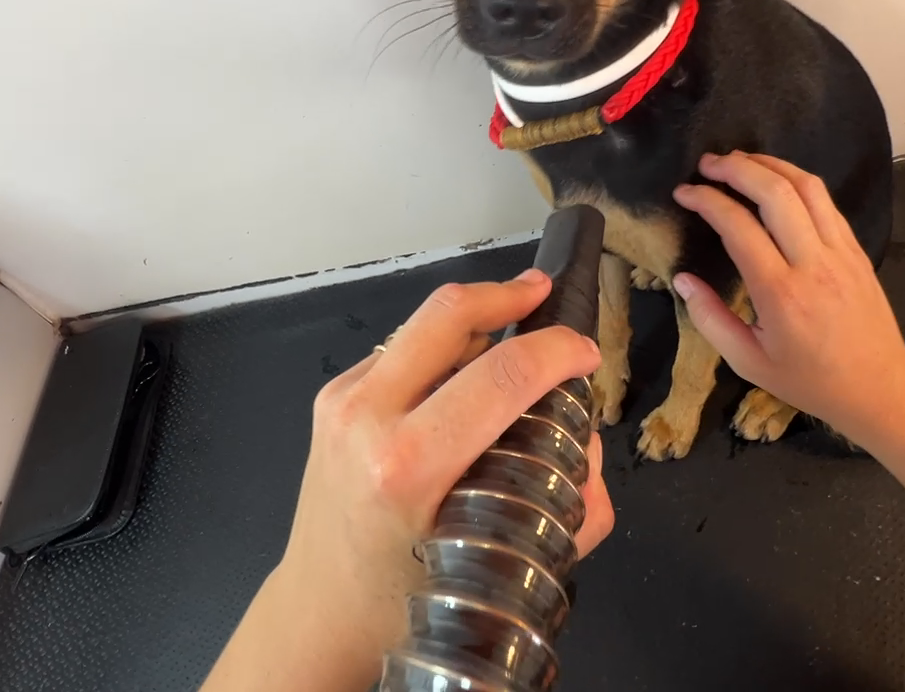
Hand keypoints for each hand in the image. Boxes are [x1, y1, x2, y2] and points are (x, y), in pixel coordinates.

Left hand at [271, 271, 613, 676]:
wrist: (317, 614)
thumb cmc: (410, 603)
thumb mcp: (504, 563)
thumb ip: (572, 506)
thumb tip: (587, 439)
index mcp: (408, 464)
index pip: (502, 376)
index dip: (556, 352)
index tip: (585, 354)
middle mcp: (367, 416)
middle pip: (450, 314)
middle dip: (509, 294)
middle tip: (544, 290)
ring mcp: (342, 397)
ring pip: (424, 322)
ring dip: (477, 320)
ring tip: (511, 341)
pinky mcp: (332, 393)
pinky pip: (403, 348)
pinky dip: (443, 351)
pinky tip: (461, 377)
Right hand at [671, 152, 904, 446]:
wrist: (880, 389)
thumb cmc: (809, 380)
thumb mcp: (747, 362)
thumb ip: (709, 318)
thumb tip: (681, 279)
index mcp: (780, 293)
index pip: (738, 226)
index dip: (706, 200)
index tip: (683, 193)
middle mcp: (812, 263)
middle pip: (774, 193)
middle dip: (736, 168)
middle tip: (707, 164)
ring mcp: (840, 252)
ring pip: (805, 186)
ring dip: (768, 164)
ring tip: (738, 160)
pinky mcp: (856, 249)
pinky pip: (825, 201)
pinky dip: (795, 180)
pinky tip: (775, 180)